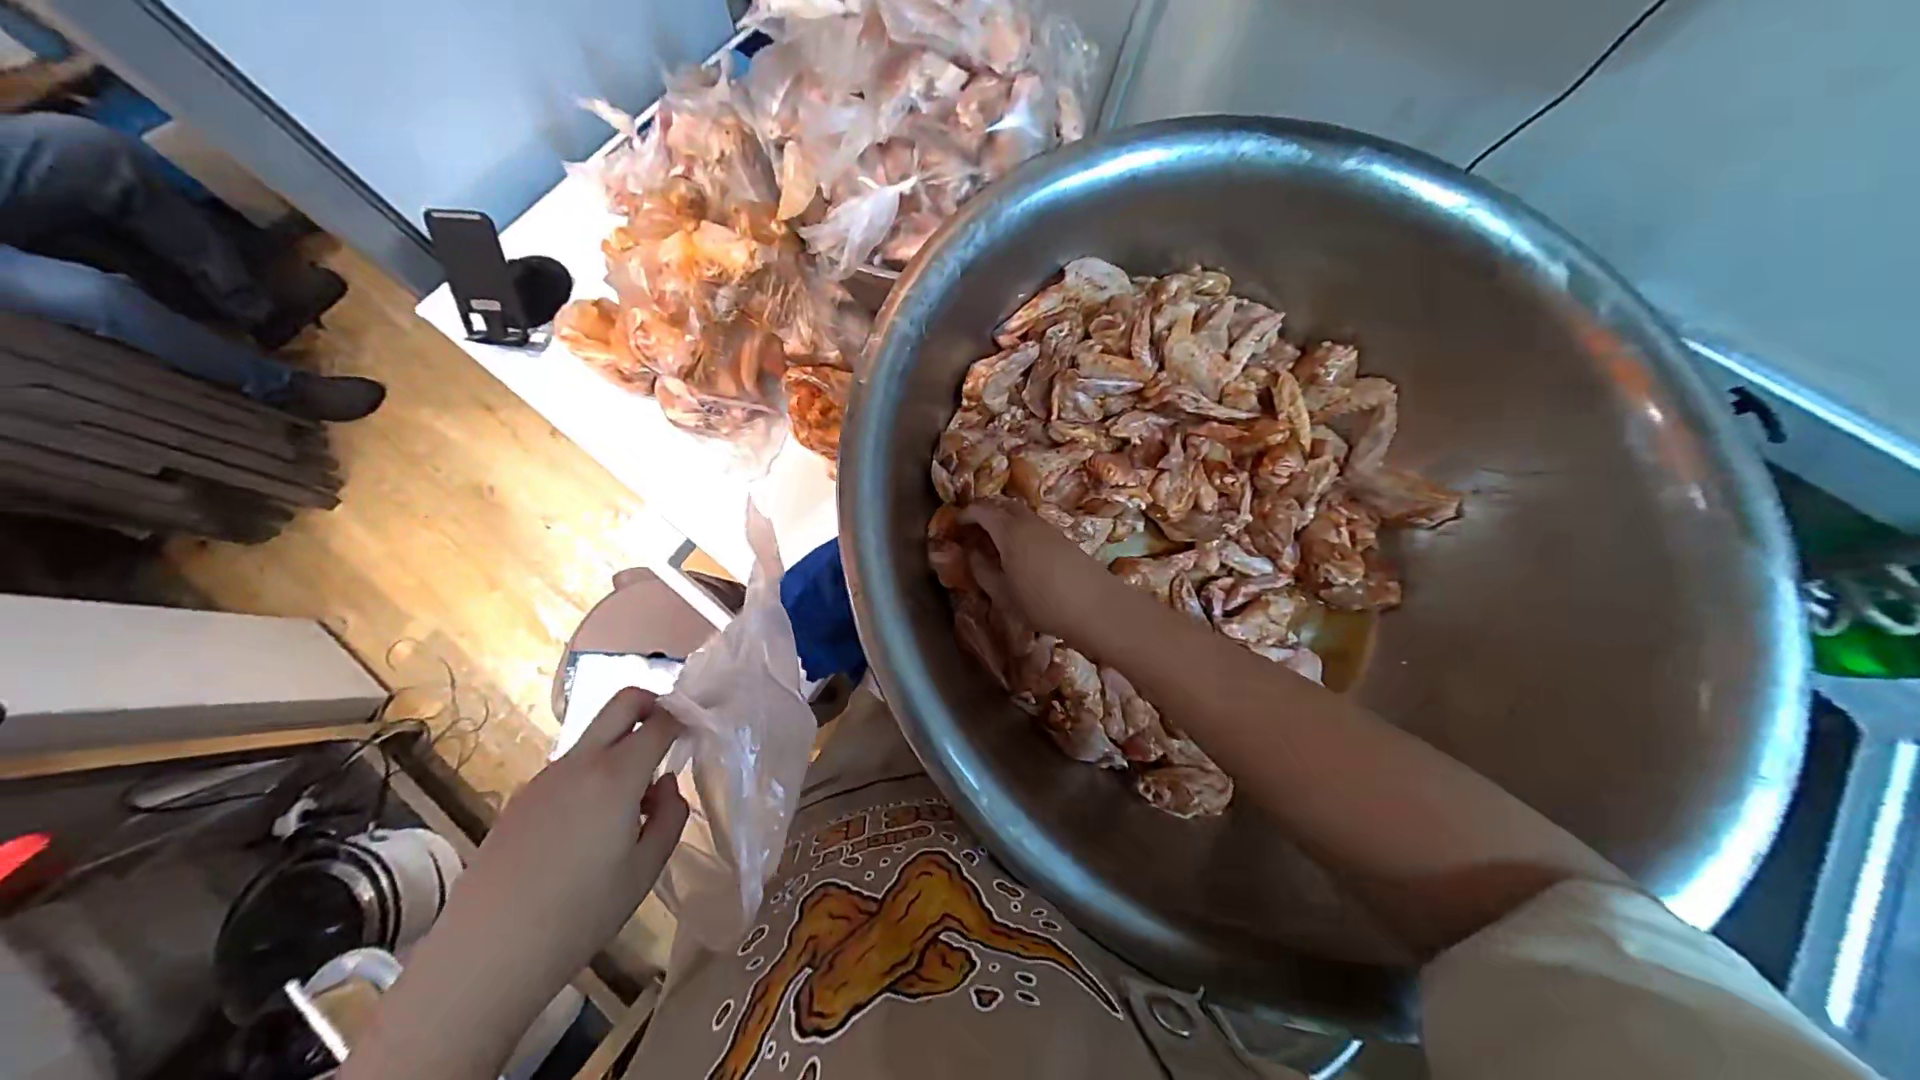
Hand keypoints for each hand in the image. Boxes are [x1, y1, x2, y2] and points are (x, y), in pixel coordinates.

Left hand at [343, 689, 686, 1079]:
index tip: (699, 731)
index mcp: (617, 776)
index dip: (685, 718)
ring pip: (596, 736)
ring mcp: (546, 777)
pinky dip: (594, 773)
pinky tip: (591, 827)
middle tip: (672, 734)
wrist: (486, 953)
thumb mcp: (645, 869)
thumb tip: (666, 784)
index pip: (661, 721)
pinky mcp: (523, 798)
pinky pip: (572, 767)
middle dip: (654, 703)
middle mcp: (581, 762)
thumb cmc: (581, 914)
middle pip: (623, 702)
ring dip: (623, 745)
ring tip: (633, 805)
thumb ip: (670, 815)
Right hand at [959, 499, 1117, 638]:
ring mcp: (1049, 528)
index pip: (982, 509)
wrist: (1096, 606)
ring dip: (1004, 519)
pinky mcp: (1064, 539)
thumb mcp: (1003, 593)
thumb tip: (972, 554)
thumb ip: (983, 571)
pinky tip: (1019, 551)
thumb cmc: (1042, 602)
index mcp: (1009, 530)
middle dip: (985, 511)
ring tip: (994, 540)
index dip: (966, 514)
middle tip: (973, 528)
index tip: (956, 524)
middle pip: (1003, 504)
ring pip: (1020, 513)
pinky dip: (1020, 528)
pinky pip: (1034, 524)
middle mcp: (1028, 522)